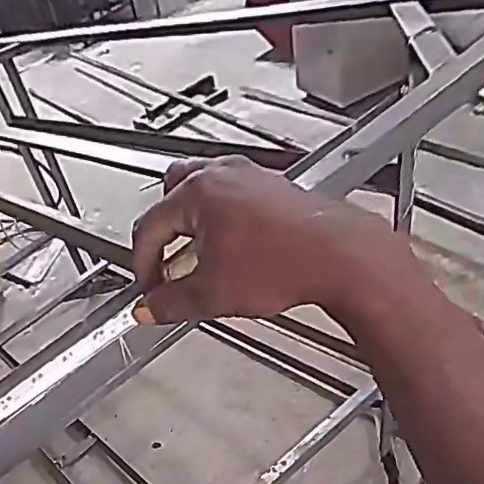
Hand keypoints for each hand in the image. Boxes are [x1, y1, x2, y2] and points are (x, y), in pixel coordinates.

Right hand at [129, 156, 416, 324]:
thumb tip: (150, 308)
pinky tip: (234, 250)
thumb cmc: (287, 263)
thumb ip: (171, 302)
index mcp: (199, 193)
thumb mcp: (213, 294)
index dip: (143, 264)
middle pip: (172, 195)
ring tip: (200, 258)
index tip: (149, 288)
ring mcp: (252, 178)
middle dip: (164, 233)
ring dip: (193, 224)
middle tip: (166, 264)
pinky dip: (223, 221)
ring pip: (204, 192)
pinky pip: (234, 197)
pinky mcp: (275, 189)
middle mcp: (224, 175)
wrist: (340, 258)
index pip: (150, 226)